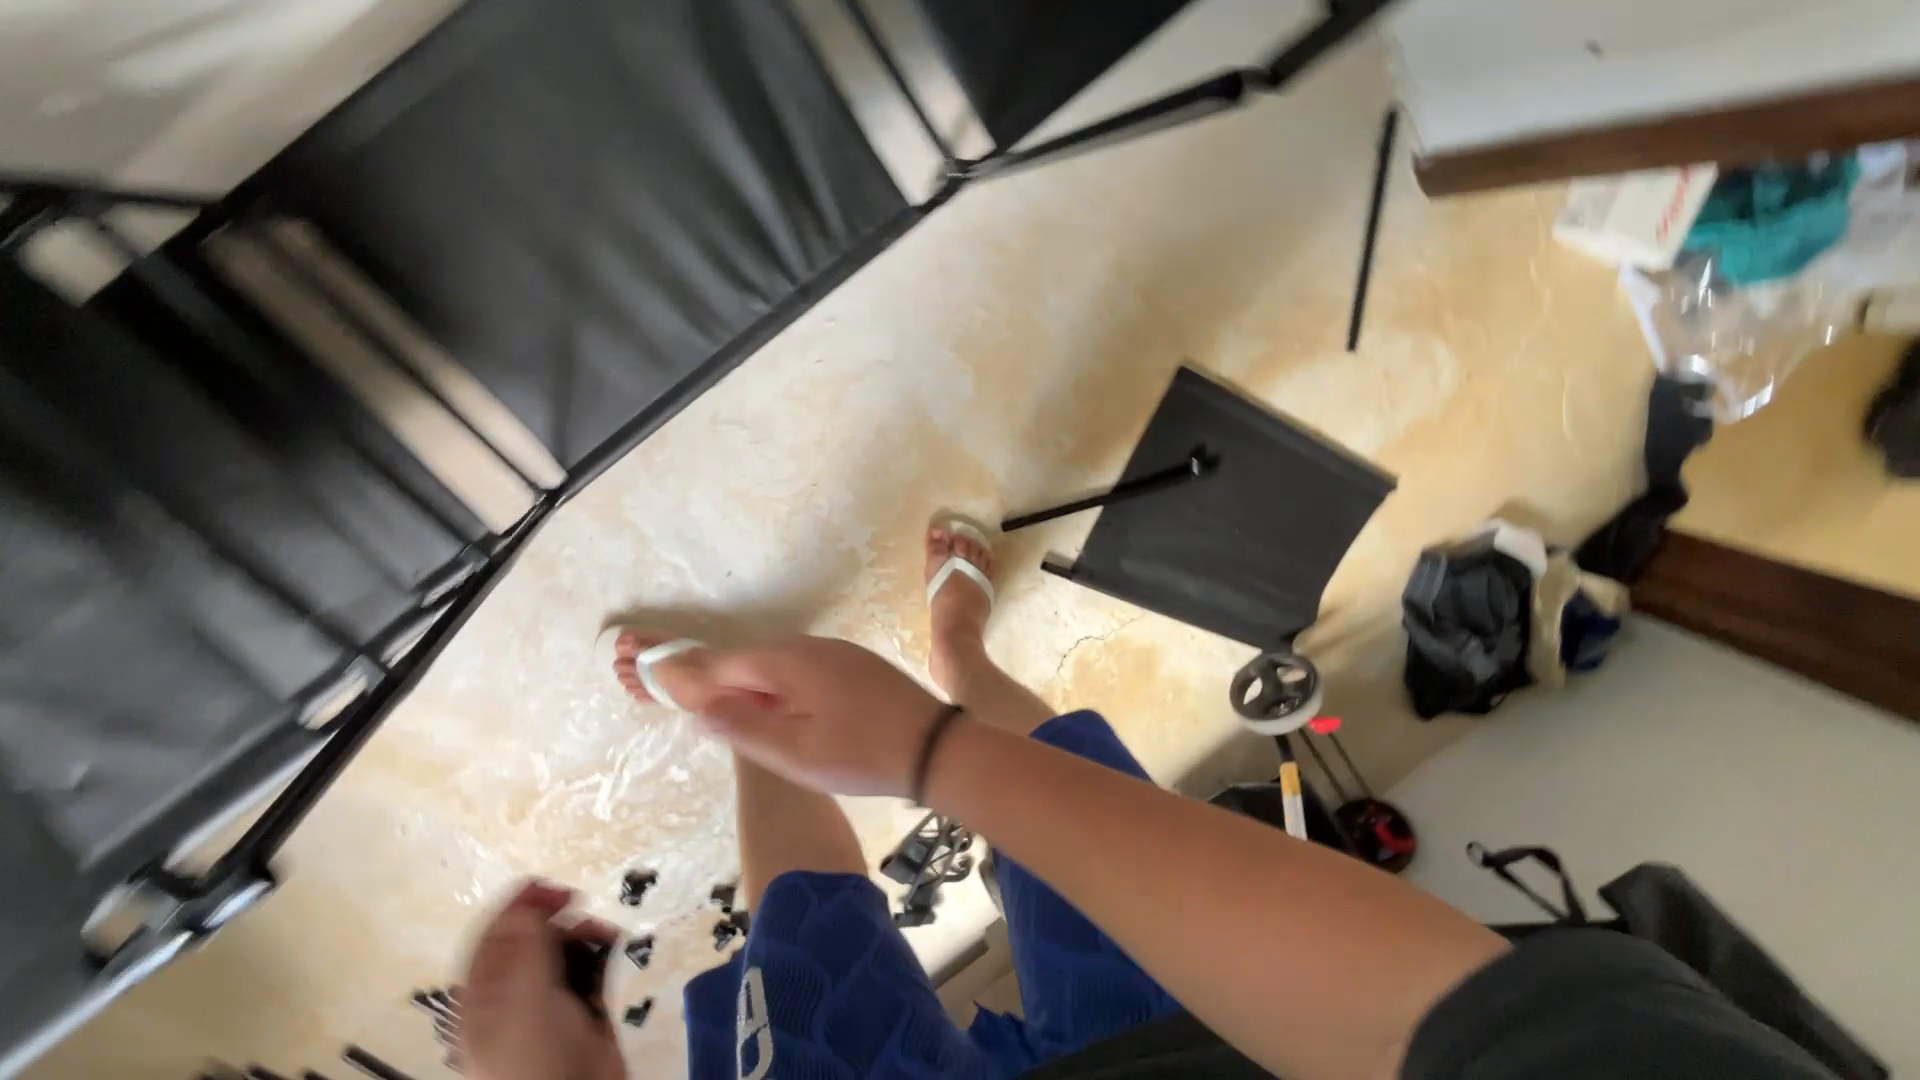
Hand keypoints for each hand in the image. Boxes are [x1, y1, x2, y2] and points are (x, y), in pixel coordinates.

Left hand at [456, 880, 625, 1079]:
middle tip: (578, 902)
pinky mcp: (580, 1014)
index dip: (517, 907)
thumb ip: (524, 946)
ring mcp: (546, 1008)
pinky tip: (613, 946)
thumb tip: (525, 901)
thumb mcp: (523, 997)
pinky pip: (587, 972)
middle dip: (553, 918)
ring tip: (602, 931)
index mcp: (483, 997)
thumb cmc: (535, 1056)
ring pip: (560, 954)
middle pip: (528, 942)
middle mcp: (510, 999)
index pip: (492, 938)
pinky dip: (599, 954)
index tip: (549, 887)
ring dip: (580, 934)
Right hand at [693, 636, 949, 797]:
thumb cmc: (861, 754)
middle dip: (720, 677)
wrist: (938, 747)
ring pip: (781, 662)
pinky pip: (806, 667)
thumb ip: (743, 726)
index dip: (692, 675)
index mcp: (790, 662)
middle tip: (694, 701)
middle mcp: (812, 646)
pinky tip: (785, 707)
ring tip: (734, 710)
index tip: (658, 680)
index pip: (726, 663)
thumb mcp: (794, 751)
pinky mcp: (860, 666)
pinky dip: (783, 684)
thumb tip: (700, 706)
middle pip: (752, 658)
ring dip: (753, 682)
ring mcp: (840, 653)